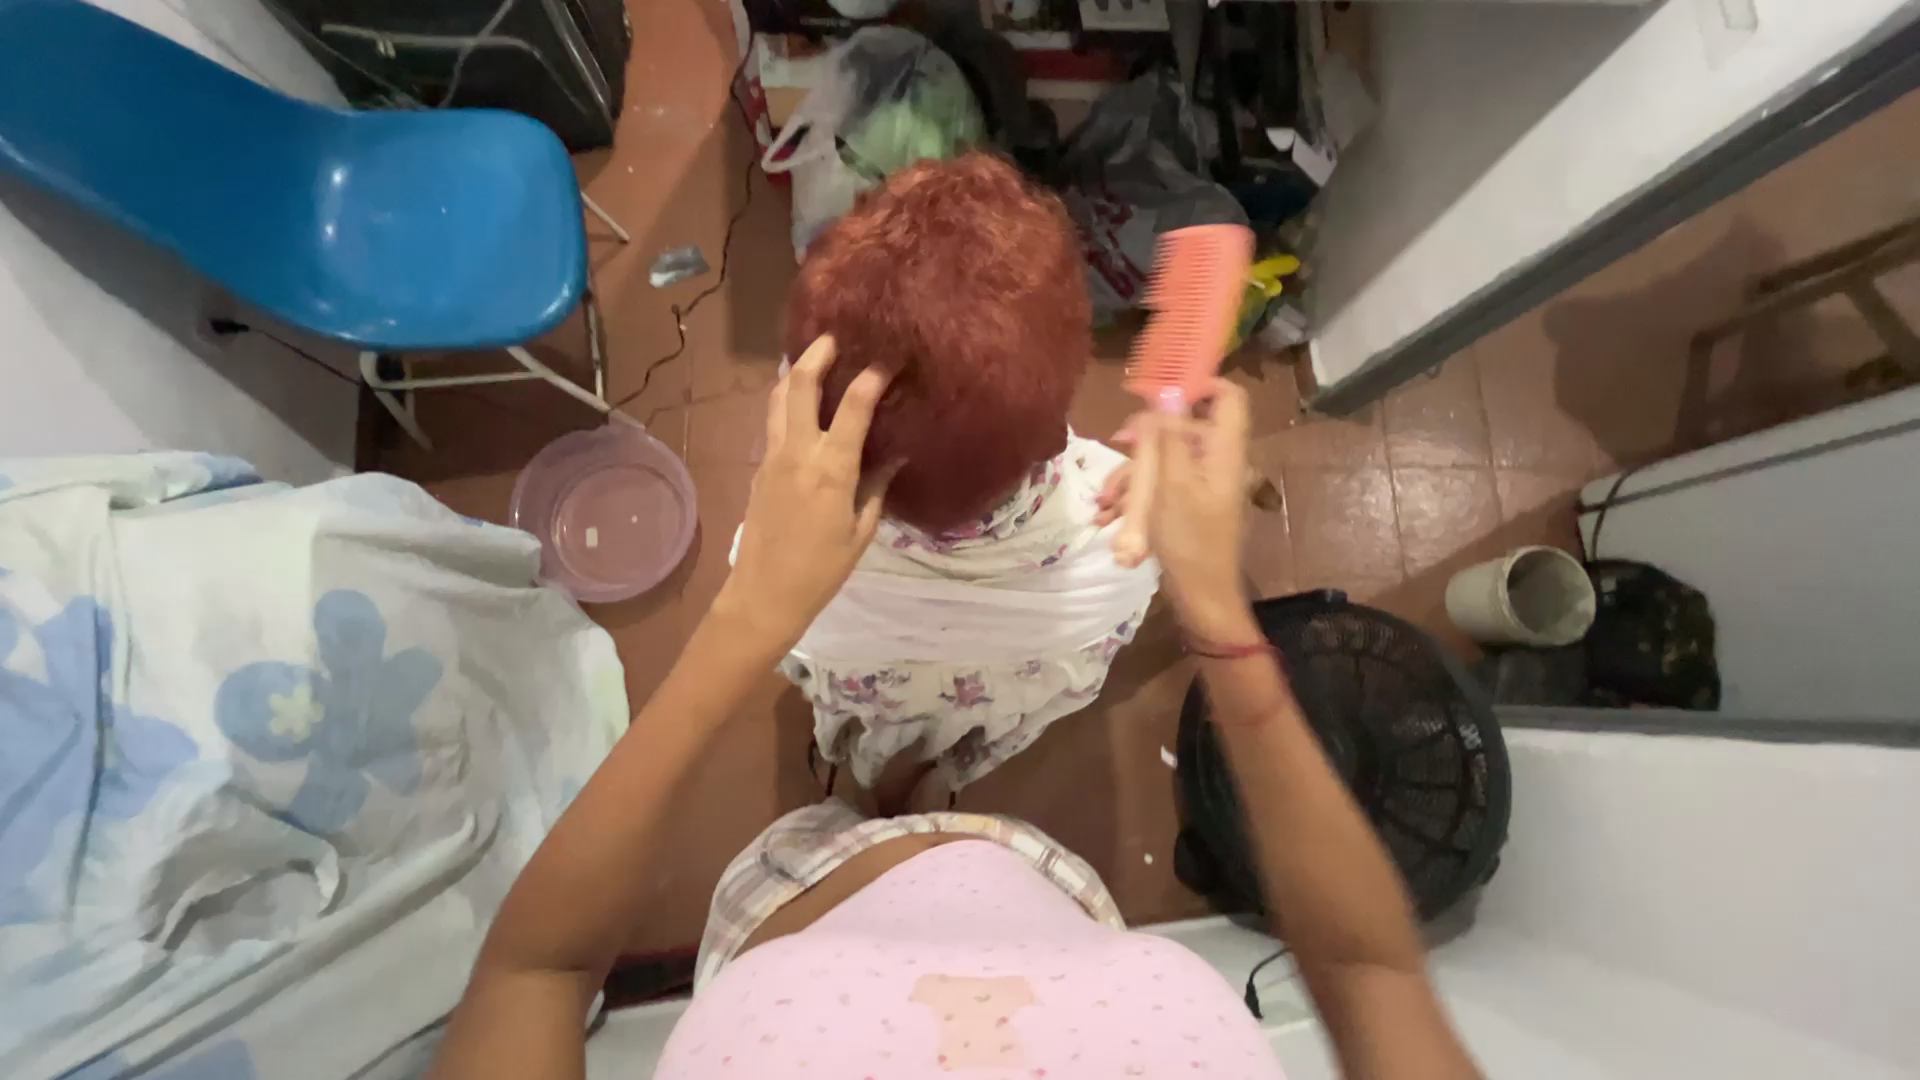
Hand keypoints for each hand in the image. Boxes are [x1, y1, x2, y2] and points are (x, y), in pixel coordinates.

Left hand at [718, 335, 897, 650]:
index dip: (872, 377)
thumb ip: (876, 487)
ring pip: (777, 398)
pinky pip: (772, 421)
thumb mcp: (862, 532)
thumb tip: (894, 455)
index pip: (853, 407)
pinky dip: (785, 400)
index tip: (887, 359)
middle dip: (817, 354)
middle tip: (835, 336)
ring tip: (813, 357)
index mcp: (830, 469)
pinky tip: (800, 402)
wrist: (763, 595)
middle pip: (799, 386)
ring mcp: (771, 457)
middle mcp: (796, 452)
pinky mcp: (759, 468)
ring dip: (794, 372)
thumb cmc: (822, 570)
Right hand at [1096, 379, 1256, 640]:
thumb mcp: (1172, 484)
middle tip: (1115, 453)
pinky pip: (1160, 489)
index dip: (1196, 385)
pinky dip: (1135, 499)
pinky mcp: (1187, 506)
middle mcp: (1216, 461)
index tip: (1155, 393)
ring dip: (1130, 478)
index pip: (1226, 397)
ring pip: (1163, 462)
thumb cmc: (1189, 539)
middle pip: (1180, 430)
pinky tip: (1109, 518)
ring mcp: (1202, 485)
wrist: (1200, 595)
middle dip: (1143, 444)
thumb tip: (1167, 391)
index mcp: (1223, 450)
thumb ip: (1170, 435)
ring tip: (1103, 504)